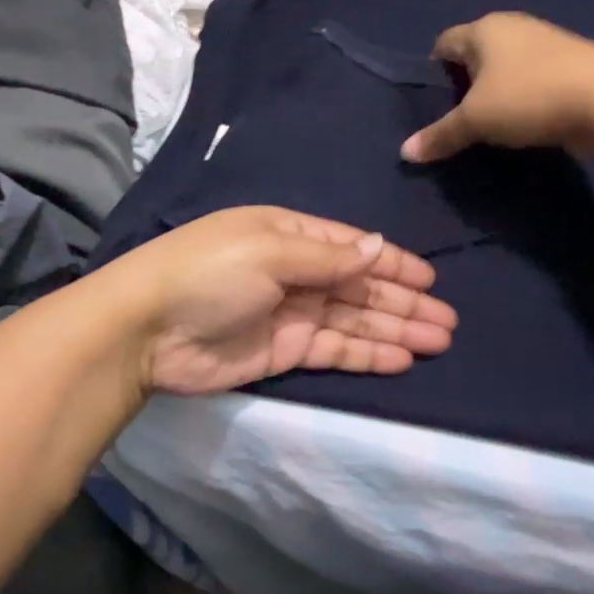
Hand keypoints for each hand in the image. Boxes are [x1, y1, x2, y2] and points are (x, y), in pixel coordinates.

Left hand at [95, 207, 457, 395]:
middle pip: (359, 287)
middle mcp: (294, 271)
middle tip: (449, 323)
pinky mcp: (281, 351)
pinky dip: (367, 354)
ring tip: (438, 342)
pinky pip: (334, 349)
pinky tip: (400, 359)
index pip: (353, 248)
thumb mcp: (269, 250)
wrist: (144, 329)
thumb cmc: (208, 272)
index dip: (393, 264)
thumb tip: (377, 247)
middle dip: (403, 303)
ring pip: (353, 320)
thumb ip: (327, 257)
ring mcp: (289, 313)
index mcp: (289, 234)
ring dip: (394, 330)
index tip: (431, 281)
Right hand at [401, 12, 593, 162]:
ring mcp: (548, 42)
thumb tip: (404, 152)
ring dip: (501, 88)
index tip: (433, 98)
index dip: (435, 68)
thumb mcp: (476, 121)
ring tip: (495, 121)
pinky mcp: (575, 63)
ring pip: (510, 63)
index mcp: (484, 28)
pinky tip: (529, 119)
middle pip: (479, 50)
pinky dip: (528, 94)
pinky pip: (537, 76)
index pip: (446, 42)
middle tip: (460, 113)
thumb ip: (441, 135)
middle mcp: (515, 26)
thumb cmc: (529, 98)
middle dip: (468, 78)